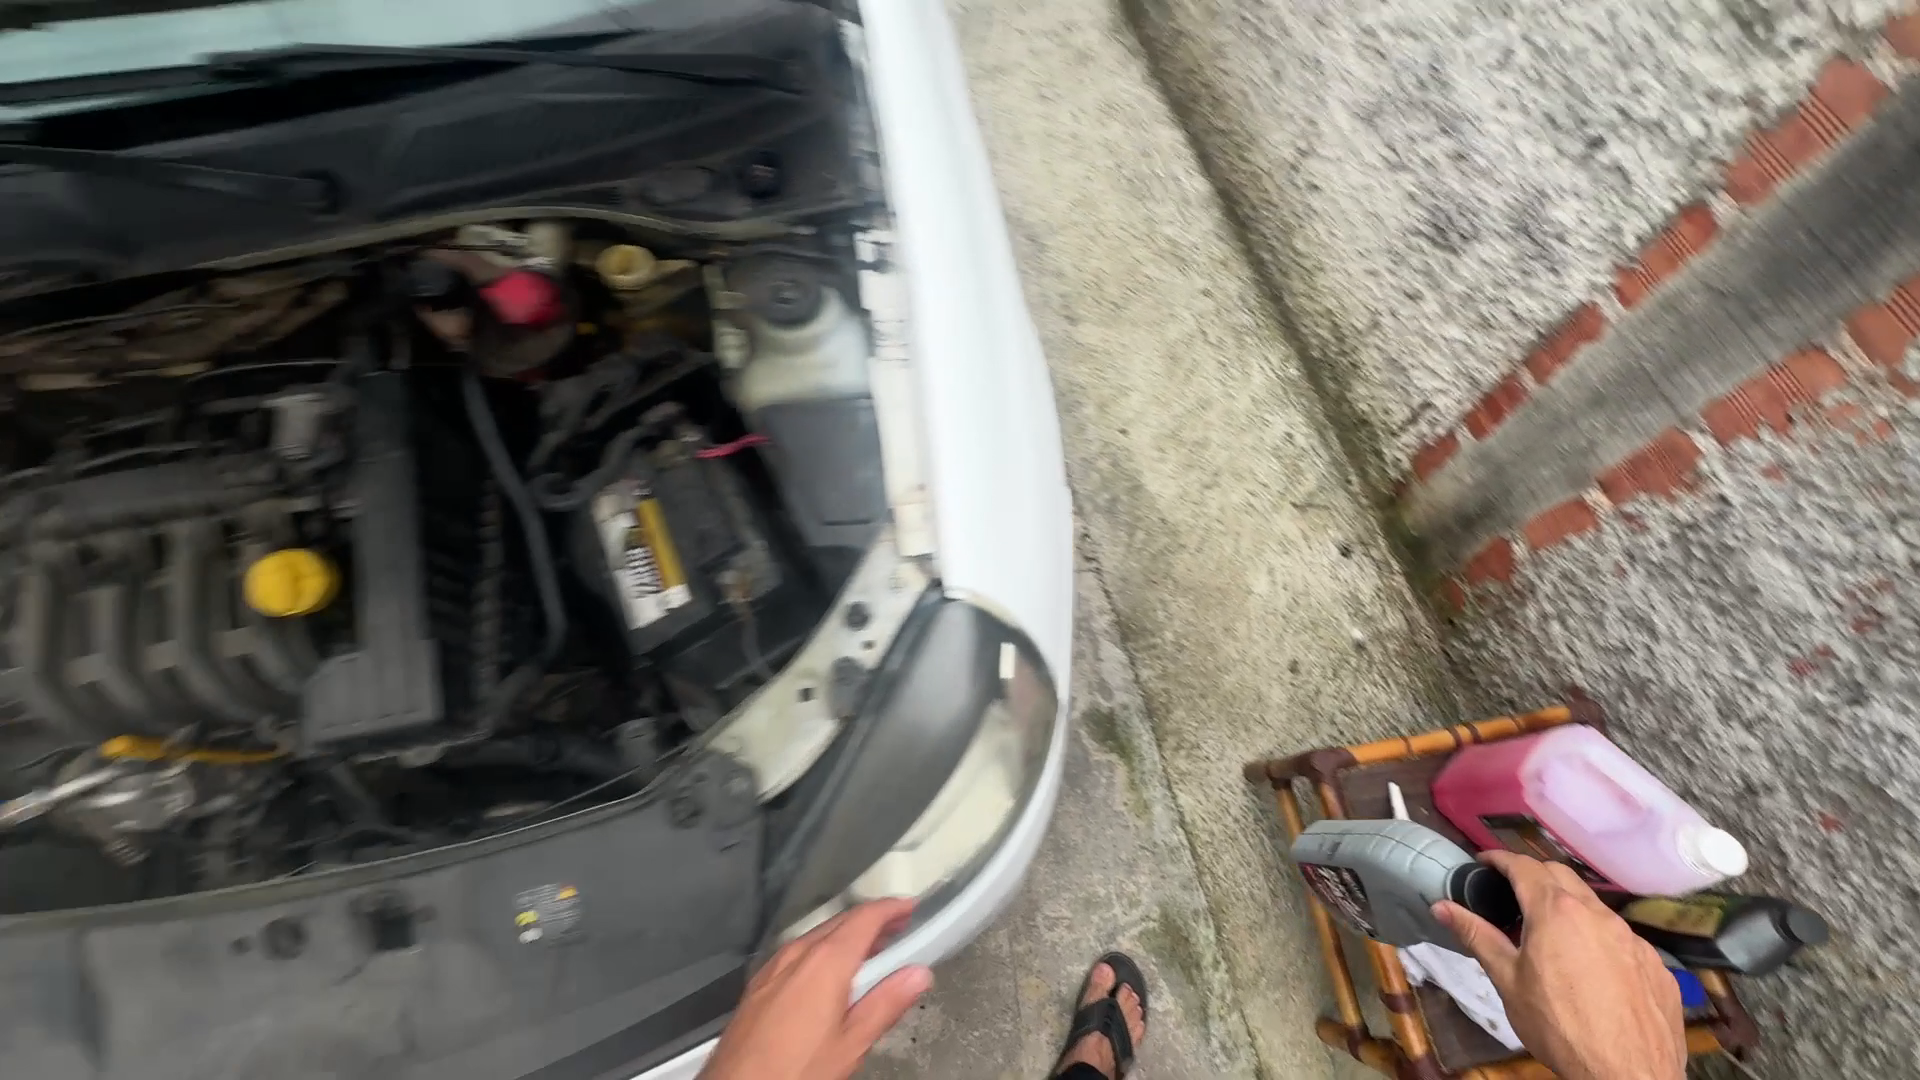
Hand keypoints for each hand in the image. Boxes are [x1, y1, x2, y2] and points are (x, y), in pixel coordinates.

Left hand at [699, 897, 932, 1079]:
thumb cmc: (796, 1072)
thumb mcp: (851, 1044)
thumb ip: (887, 1004)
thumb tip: (918, 974)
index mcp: (826, 961)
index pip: (866, 917)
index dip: (892, 909)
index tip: (910, 909)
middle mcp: (799, 951)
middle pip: (843, 921)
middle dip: (873, 921)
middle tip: (899, 932)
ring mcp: (775, 964)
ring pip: (819, 935)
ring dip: (848, 935)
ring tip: (870, 955)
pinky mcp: (760, 981)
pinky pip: (799, 951)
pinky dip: (823, 950)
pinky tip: (829, 975)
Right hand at [1434, 851, 1685, 1079]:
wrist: (1629, 1079)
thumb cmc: (1557, 1025)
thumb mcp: (1506, 979)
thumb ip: (1476, 935)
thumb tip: (1439, 906)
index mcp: (1555, 911)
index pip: (1523, 866)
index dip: (1499, 859)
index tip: (1483, 862)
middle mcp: (1597, 915)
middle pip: (1560, 874)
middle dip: (1532, 873)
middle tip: (1510, 891)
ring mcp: (1634, 941)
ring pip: (1594, 905)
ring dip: (1567, 905)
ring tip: (1550, 932)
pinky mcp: (1658, 968)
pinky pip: (1622, 937)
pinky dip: (1598, 936)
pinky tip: (1591, 967)